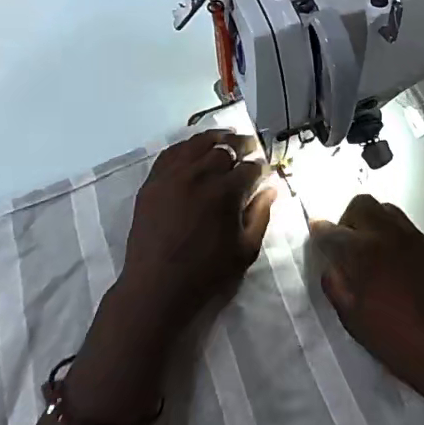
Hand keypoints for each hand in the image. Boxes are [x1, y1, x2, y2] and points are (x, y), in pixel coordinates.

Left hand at [116, 130, 274, 331]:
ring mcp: (172, 175)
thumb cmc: (206, 273)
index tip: (264, 170)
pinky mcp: (152, 181)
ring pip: (197, 144)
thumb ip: (261, 215)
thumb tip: (271, 189)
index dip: (261, 167)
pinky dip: (186, 147)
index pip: (250, 168)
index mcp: (226, 192)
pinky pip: (171, 153)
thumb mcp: (245, 250)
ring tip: (225, 138)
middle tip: (250, 147)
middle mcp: (199, 174)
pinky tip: (194, 149)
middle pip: (225, 148)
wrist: (157, 286)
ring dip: (215, 139)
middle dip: (242, 146)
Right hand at [313, 196, 423, 424]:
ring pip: (385, 209)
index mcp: (362, 252)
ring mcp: (412, 238)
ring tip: (370, 246)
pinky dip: (392, 234)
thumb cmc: (394, 338)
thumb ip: (334, 283)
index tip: (317, 236)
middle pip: (360, 204)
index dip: (320, 232)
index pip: (331, 230)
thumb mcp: (351, 317)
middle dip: (347, 218)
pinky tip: (394, 259)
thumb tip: (331, 264)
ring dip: (371, 221)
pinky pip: (406, 227)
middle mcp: (387, 235)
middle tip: (346, 241)